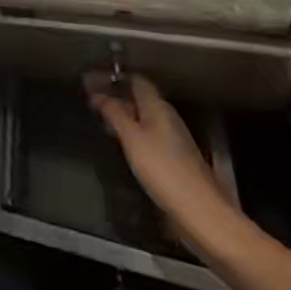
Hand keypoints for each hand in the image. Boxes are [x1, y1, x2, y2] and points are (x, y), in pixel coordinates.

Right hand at [85, 73, 232, 229]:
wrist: (202, 212)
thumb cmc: (163, 170)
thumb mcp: (132, 139)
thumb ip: (115, 114)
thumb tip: (99, 95)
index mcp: (159, 109)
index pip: (136, 81)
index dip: (113, 77)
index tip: (90, 80)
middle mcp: (168, 119)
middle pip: (139, 97)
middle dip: (114, 94)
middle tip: (89, 98)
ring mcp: (173, 138)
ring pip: (143, 115)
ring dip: (121, 112)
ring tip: (99, 116)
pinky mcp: (174, 156)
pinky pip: (147, 132)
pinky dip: (130, 129)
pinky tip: (119, 139)